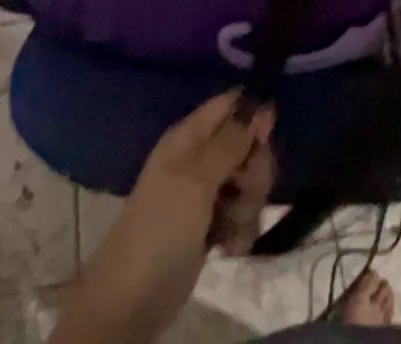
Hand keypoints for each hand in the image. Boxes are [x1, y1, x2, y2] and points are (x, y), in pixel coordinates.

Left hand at [53, 92, 274, 343]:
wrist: (133, 297)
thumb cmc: (161, 228)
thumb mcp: (196, 180)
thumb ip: (230, 142)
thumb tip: (259, 104)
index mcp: (187, 138)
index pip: (228, 106)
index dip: (252, 116)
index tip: (267, 138)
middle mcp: (197, 160)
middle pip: (246, 147)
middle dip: (254, 173)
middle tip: (244, 192)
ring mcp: (203, 194)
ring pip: (247, 184)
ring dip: (249, 208)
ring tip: (232, 230)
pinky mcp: (210, 226)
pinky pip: (240, 215)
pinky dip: (240, 231)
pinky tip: (230, 247)